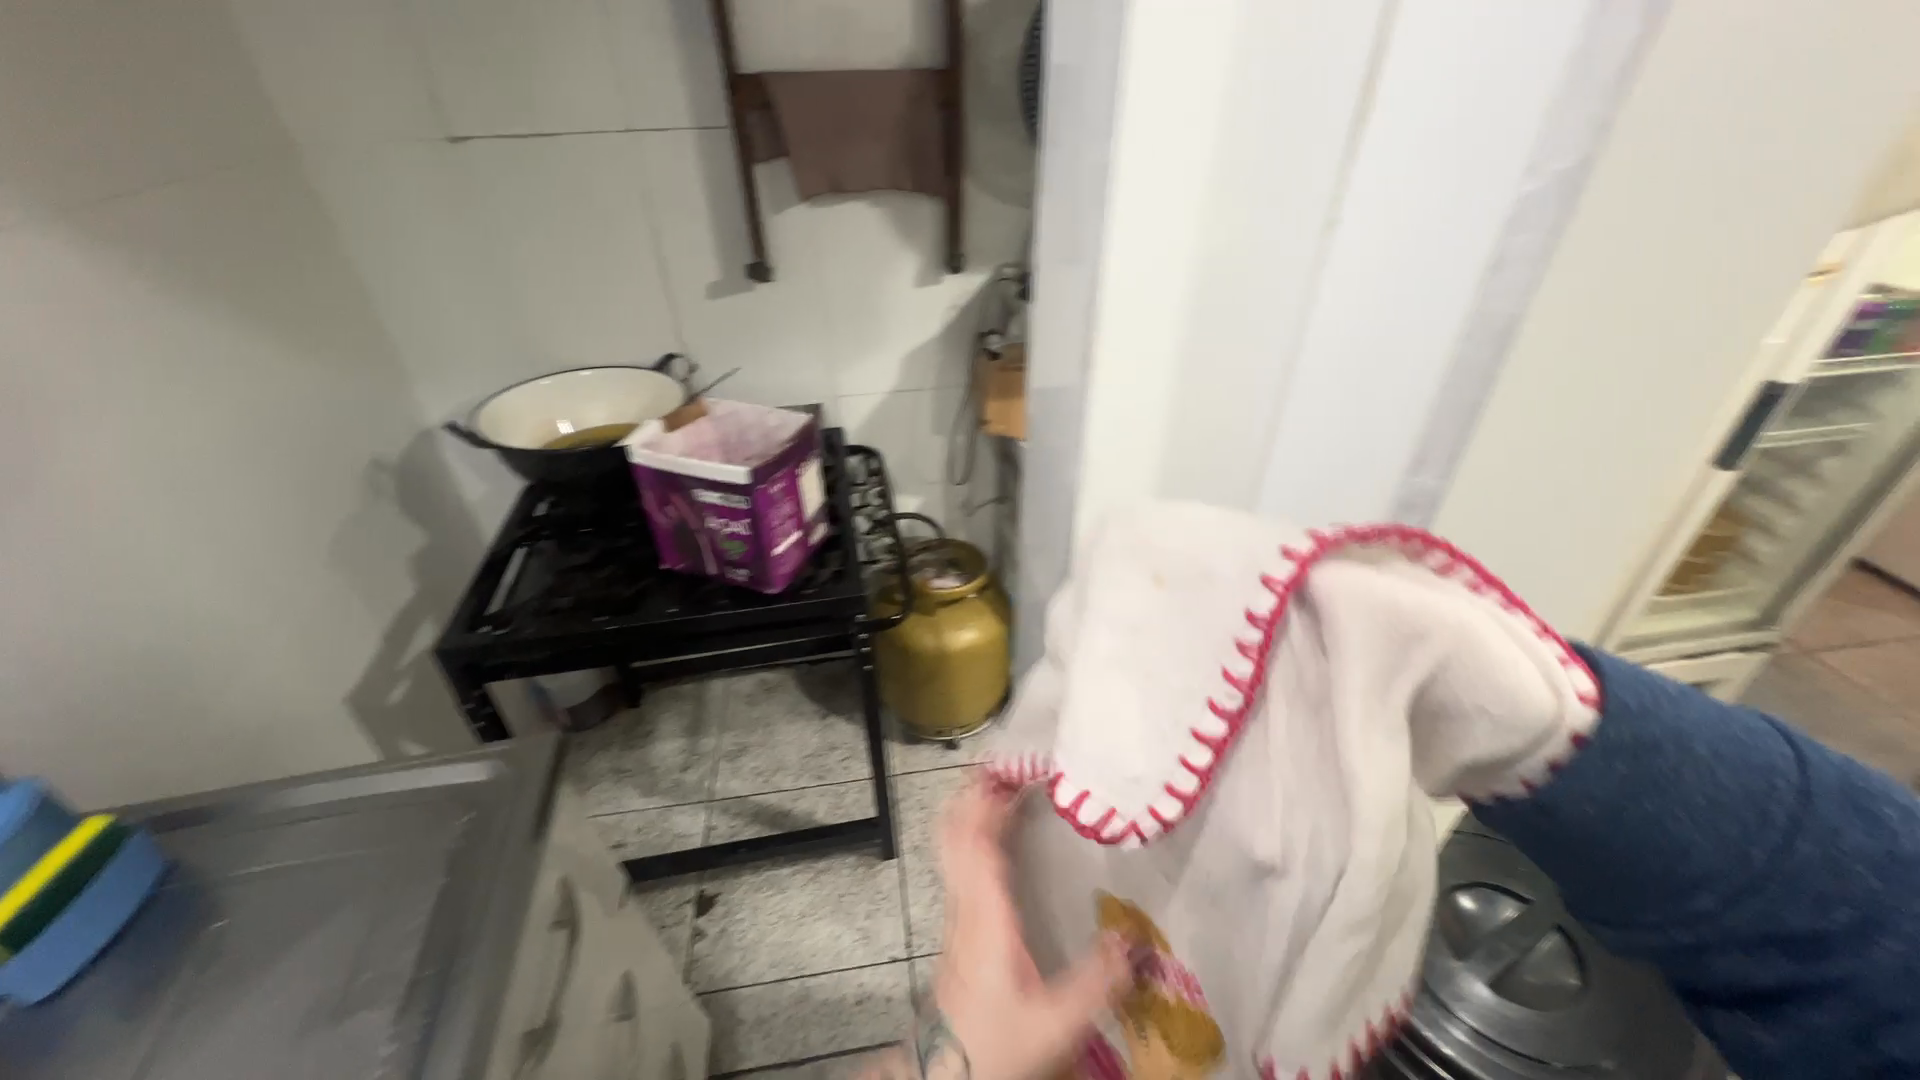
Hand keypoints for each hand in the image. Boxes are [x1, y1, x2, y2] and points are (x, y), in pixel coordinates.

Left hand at [929, 779, 1129, 1079]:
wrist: (949, 1074)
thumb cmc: (998, 1046)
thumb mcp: (1058, 1023)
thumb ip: (1098, 981)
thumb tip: (1135, 937)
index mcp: (986, 916)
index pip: (978, 842)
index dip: (989, 801)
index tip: (1013, 768)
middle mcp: (965, 904)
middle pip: (957, 830)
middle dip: (977, 790)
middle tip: (1009, 761)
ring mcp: (957, 911)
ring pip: (954, 842)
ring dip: (973, 807)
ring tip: (1004, 781)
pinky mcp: (960, 922)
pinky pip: (960, 859)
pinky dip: (973, 831)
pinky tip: (997, 830)